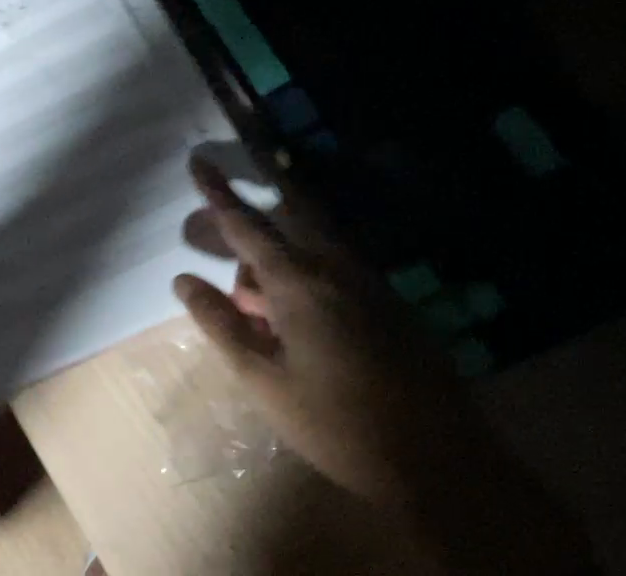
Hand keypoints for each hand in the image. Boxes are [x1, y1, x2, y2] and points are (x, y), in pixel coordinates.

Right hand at [173, 157, 494, 506]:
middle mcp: (336, 270)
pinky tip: (297, 327)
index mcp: (299, 283)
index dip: (218, 193)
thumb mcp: (263, 381)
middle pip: (286, 221)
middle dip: (249, 226)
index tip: (198, 159)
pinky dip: (305, 279)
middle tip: (221, 251)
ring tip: (257, 313)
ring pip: (312, 246)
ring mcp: (370, 286)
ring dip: (276, 262)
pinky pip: (335, 269)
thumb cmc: (338, 424)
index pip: (246, 225)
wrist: (442, 465)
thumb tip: (183, 280)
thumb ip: (220, 324)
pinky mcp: (390, 307)